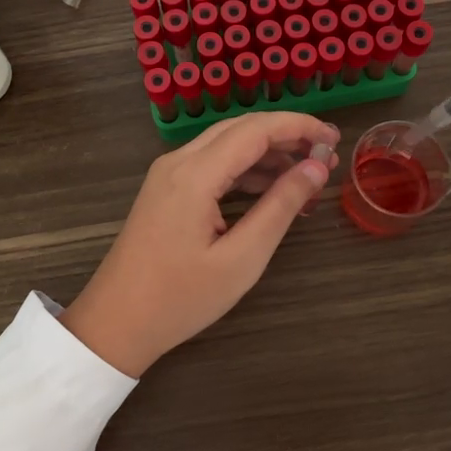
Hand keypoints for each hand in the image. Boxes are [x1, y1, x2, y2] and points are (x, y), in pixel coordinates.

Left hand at [60, 113, 339, 376]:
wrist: (115, 324)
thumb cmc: (180, 298)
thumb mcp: (241, 259)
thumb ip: (280, 207)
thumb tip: (316, 167)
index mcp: (195, 174)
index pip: (256, 129)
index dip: (299, 127)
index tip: (335, 139)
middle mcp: (178, 162)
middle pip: (240, 129)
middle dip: (286, 136)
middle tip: (327, 155)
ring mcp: (167, 175)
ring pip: (225, 145)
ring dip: (267, 154)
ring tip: (307, 177)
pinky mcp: (165, 190)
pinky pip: (211, 165)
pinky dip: (245, 171)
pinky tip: (271, 191)